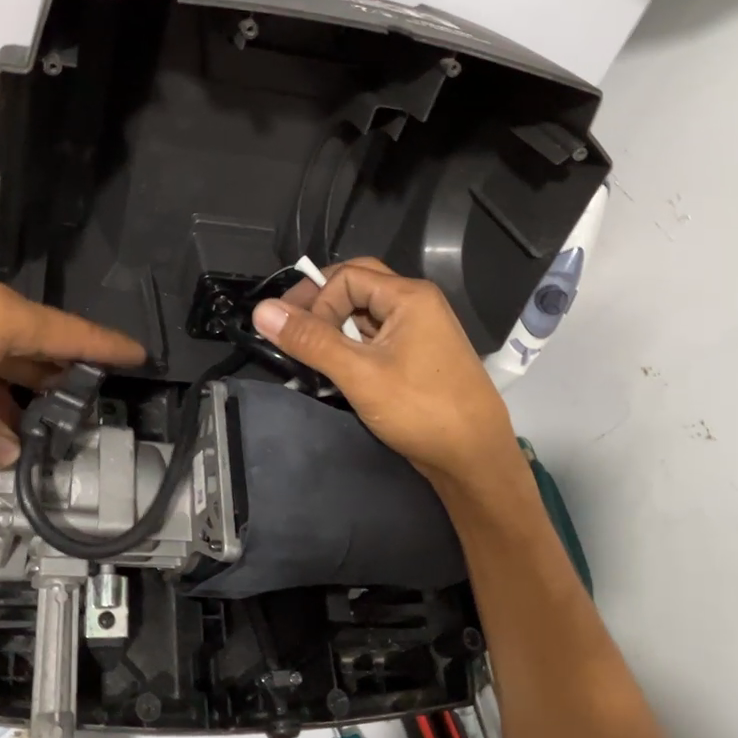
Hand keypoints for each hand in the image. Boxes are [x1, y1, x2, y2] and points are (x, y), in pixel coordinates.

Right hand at [251, 259, 519, 491]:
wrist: (476, 460)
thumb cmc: (421, 410)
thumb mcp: (359, 374)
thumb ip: (310, 340)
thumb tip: (262, 310)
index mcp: (409, 297)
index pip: (346, 276)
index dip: (316, 300)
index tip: (295, 334)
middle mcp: (417, 305)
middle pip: (357, 288)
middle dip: (321, 307)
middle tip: (293, 333)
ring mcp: (420, 332)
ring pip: (365, 315)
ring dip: (335, 330)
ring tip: (311, 357)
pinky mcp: (418, 358)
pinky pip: (376, 339)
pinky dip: (351, 348)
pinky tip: (336, 371)